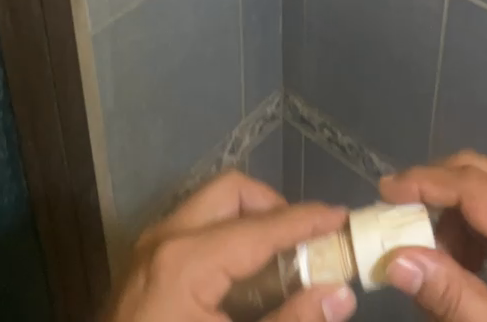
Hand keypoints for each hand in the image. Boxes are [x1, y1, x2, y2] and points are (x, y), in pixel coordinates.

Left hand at [108, 170, 356, 321]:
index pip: (263, 227)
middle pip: (233, 192)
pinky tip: (242, 277)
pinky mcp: (141, 266)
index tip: (344, 218)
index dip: (308, 220)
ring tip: (278, 259)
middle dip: (274, 208)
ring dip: (249, 219)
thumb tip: (340, 294)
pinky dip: (225, 234)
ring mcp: (148, 249)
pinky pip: (192, 227)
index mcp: (187, 260)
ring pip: (210, 204)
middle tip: (304, 243)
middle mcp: (165, 238)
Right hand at [377, 152, 486, 321]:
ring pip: (486, 186)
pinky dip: (474, 227)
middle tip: (395, 231)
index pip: (470, 184)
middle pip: (476, 172)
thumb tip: (396, 260)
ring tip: (435, 268)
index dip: (422, 183)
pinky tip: (466, 268)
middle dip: (432, 195)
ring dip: (452, 216)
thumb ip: (452, 297)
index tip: (381, 193)